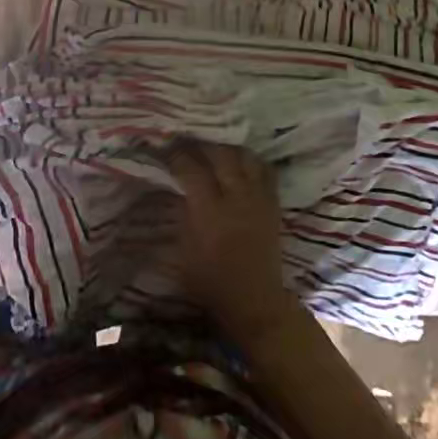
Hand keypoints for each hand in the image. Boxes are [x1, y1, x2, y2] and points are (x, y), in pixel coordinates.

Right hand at [169, 140, 297, 339]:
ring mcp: (257, 198)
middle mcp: (235, 197)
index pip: (190, 169)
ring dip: (227, 147)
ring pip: (245, 156)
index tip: (164, 147)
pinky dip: (252, 160)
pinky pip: (266, 171)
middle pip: (220, 154)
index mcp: (209, 210)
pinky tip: (241, 159)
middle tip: (187, 139)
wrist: (254, 300)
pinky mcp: (273, 203)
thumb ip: (180, 216)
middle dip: (201, 143)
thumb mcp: (182, 251)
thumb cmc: (210, 282)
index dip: (175, 155)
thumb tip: (174, 189)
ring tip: (214, 145)